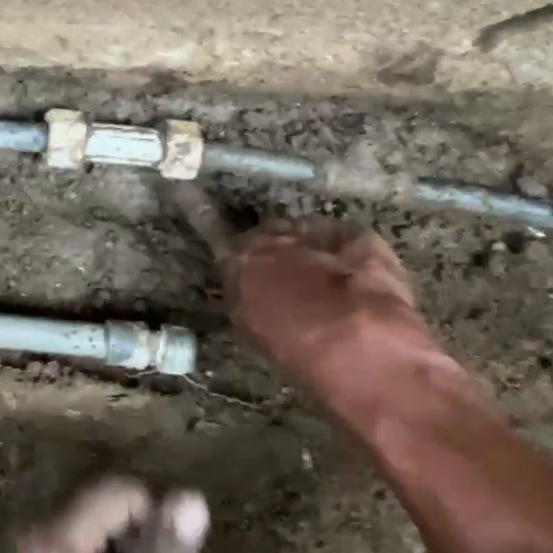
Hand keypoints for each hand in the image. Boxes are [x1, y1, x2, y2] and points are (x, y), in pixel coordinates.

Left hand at [16, 478, 208, 552]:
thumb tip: (193, 498)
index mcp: (58, 536)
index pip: (121, 492)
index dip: (155, 522)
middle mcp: (41, 528)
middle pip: (108, 504)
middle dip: (141, 539)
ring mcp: (37, 544)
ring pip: (100, 521)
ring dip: (128, 552)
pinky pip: (85, 539)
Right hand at [171, 187, 465, 425]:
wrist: (362, 353)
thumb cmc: (300, 357)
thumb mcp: (257, 331)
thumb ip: (249, 299)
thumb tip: (254, 291)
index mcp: (238, 263)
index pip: (212, 227)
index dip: (204, 212)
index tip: (190, 196)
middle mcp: (272, 240)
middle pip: (268, 232)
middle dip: (275, 246)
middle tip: (289, 274)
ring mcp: (318, 234)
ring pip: (308, 233)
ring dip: (314, 250)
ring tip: (330, 284)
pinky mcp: (360, 238)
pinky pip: (349, 241)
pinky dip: (353, 257)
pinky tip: (362, 283)